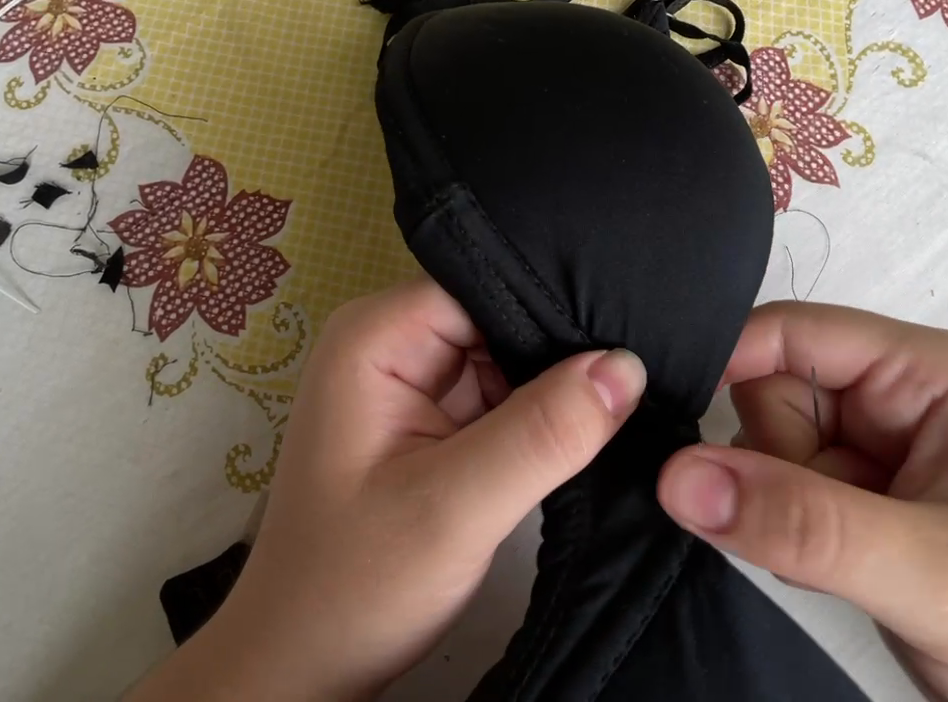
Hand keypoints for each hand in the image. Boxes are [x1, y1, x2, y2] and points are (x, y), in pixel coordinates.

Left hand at [132, 279, 646, 701]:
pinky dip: (536, 412)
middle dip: (558, 348)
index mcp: (375, 335)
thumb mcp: (456, 508)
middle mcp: (389, 341)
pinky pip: (499, 391)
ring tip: (620, 401)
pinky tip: (579, 427)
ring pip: (504, 354)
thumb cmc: (357, 585)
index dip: (553, 306)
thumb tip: (626, 365)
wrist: (309, 663)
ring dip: (552, 383)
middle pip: (497, 315)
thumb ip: (542, 433)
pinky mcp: (430, 417)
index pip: (483, 285)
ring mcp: (410, 380)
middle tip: (637, 376)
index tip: (627, 333)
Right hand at [655, 302, 947, 701]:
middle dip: (769, 462)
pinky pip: (778, 494)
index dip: (726, 365)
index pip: (789, 332)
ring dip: (775, 507)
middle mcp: (892, 398)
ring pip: (764, 448)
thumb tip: (672, 475)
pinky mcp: (859, 509)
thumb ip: (802, 523)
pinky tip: (831, 574)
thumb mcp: (938, 576)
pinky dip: (780, 533)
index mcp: (923, 371)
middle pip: (768, 389)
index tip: (672, 432)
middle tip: (823, 534)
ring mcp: (875, 456)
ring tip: (843, 565)